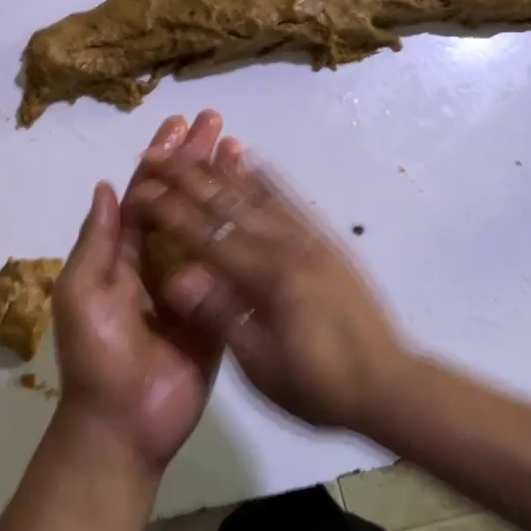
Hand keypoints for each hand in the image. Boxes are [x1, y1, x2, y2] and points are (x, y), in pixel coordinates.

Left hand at [51, 113, 228, 472]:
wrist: (124, 424)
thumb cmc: (97, 355)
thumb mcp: (83, 293)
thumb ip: (98, 240)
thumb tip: (106, 184)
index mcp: (121, 254)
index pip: (144, 193)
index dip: (161, 158)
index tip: (179, 124)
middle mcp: (154, 260)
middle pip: (178, 199)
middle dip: (194, 159)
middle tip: (216, 121)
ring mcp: (189, 283)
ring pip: (206, 224)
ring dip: (220, 186)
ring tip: (240, 148)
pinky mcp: (216, 309)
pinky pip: (227, 266)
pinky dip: (240, 234)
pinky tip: (258, 207)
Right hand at [127, 129, 409, 431]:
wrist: (391, 385)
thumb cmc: (319, 386)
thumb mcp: (263, 366)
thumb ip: (221, 316)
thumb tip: (175, 278)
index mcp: (267, 277)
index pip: (206, 234)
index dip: (169, 210)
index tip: (139, 189)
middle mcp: (287, 246)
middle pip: (228, 202)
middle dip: (187, 177)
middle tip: (156, 154)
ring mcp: (310, 239)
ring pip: (257, 192)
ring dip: (221, 168)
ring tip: (193, 145)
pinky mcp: (326, 241)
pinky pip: (290, 199)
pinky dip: (264, 176)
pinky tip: (250, 160)